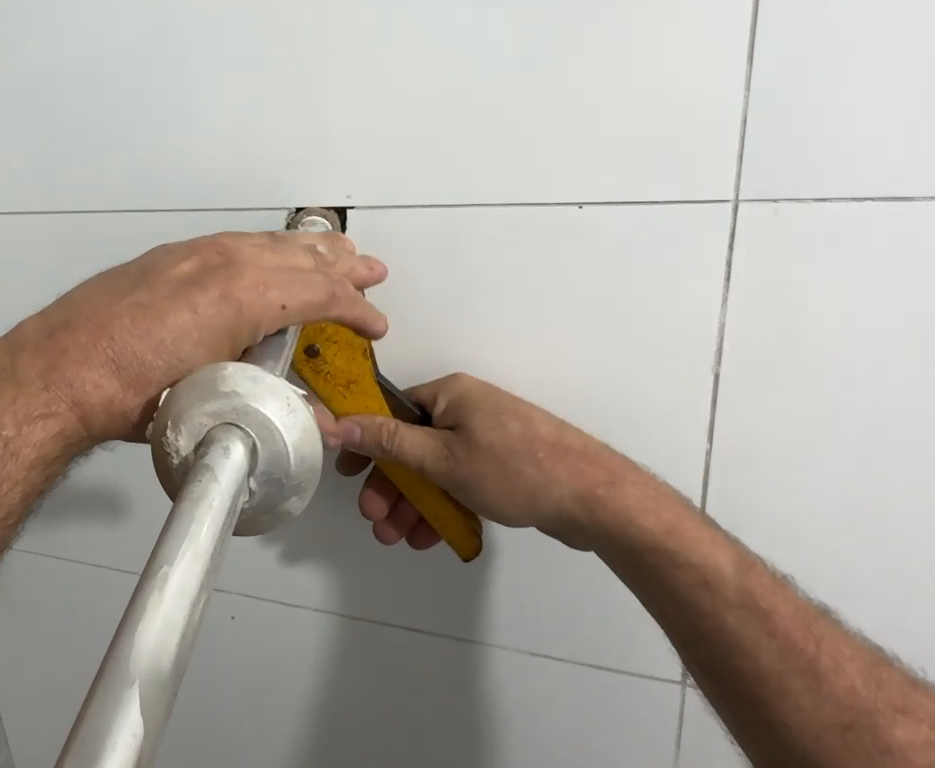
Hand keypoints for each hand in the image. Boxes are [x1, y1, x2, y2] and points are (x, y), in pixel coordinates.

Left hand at [1, 232, 389, 445]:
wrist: (61, 370)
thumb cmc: (130, 392)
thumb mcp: (213, 398)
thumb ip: (268, 397)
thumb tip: (307, 416)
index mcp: (243, 294)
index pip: (319, 293)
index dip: (355, 309)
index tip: (374, 323)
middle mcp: (223, 262)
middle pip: (299, 257)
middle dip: (340, 265)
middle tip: (371, 270)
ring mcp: (192, 254)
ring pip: (266, 243)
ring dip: (305, 249)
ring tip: (333, 250)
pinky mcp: (168, 257)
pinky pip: (233, 242)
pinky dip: (264, 247)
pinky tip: (267, 254)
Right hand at [323, 373, 645, 551]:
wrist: (598, 500)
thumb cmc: (514, 470)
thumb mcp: (442, 458)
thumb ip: (387, 442)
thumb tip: (336, 421)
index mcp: (449, 395)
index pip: (391, 411)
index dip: (366, 443)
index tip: (348, 474)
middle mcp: (466, 410)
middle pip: (411, 446)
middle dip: (391, 487)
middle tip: (376, 522)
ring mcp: (487, 439)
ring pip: (435, 470)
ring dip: (413, 503)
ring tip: (398, 539)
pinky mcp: (504, 467)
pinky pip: (460, 483)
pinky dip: (444, 506)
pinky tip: (431, 537)